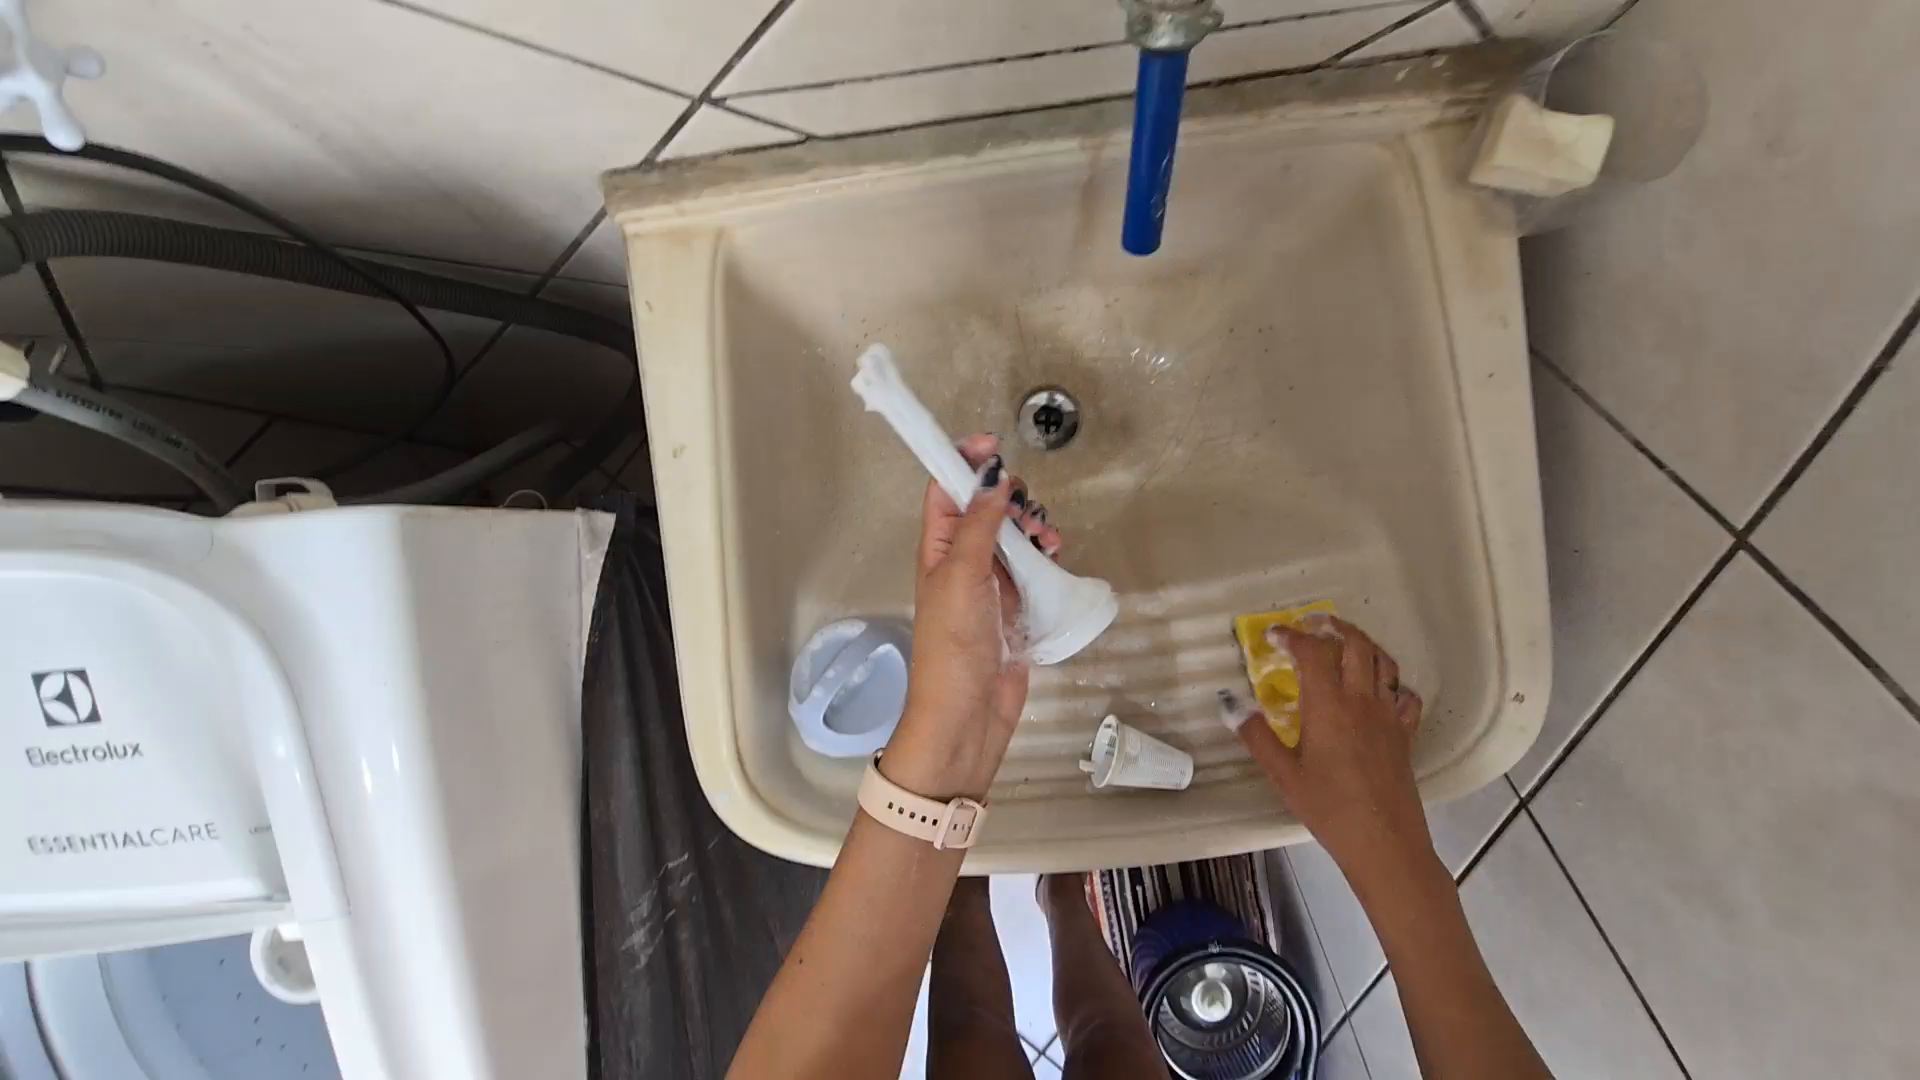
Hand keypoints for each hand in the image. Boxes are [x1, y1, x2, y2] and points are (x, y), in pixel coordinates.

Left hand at [882, 435, 1062, 799]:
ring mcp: (991, 583)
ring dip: (1032, 526)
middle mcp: (962, 559)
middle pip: (985, 508)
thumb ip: (979, 526)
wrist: (967, 715)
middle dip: (1010, 497)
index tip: (995, 445)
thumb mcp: (962, 578)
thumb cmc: (954, 646)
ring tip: (1048, 539)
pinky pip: (1032, 567)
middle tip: (1028, 512)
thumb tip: (994, 477)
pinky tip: (1056, 556)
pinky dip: (1045, 556)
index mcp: (938, 547)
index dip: (964, 461)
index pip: (945, 490)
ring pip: (1013, 535)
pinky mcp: (1016, 605)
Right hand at [1222, 616, 1438, 893]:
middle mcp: (1362, 701)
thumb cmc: (1328, 809)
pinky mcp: (1404, 734)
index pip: (1312, 652)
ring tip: (1342, 642)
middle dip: (1332, 627)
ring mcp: (1388, 716)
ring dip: (1362, 644)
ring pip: (1383, 662)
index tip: (1272, 635)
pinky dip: (1389, 681)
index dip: (1291, 636)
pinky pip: (1404, 694)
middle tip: (1311, 624)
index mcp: (1328, 706)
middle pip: (1356, 645)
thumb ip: (1256, 734)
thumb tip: (1231, 702)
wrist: (1386, 844)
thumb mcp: (1282, 773)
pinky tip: (1377, 689)